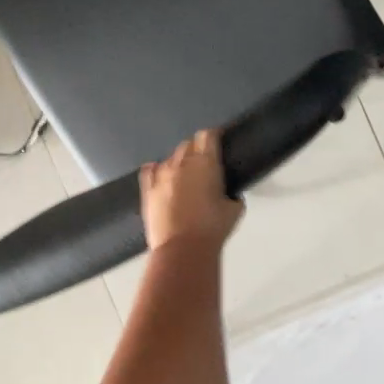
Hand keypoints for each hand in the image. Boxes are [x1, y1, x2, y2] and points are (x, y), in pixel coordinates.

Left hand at [139, 130, 243, 250]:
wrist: (182, 249)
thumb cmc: (213, 227)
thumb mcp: (235, 209)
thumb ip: (233, 195)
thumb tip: (230, 195)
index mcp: (206, 163)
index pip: (208, 135)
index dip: (214, 135)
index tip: (219, 139)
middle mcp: (182, 164)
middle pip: (188, 144)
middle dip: (197, 148)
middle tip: (206, 160)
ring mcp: (161, 176)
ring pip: (170, 157)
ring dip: (180, 160)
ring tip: (186, 172)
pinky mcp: (147, 191)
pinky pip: (149, 171)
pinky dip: (157, 169)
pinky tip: (161, 174)